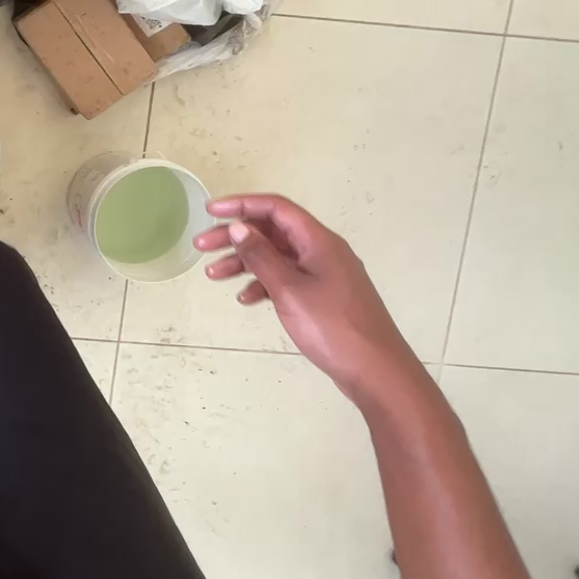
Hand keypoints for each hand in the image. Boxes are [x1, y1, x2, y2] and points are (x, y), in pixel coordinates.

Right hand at [193, 195, 423, 403]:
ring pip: (275, 256)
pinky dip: (262, 283)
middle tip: (201, 247)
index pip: (276, 209)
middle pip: (272, 232)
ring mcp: (323, 274)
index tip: (210, 212)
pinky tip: (246, 298)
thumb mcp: (289, 290)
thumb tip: (239, 228)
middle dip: (234, 236)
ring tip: (213, 275)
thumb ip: (261, 256)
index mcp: (318, 242)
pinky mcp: (322, 296)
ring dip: (243, 262)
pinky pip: (285, 278)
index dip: (241, 205)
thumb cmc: (332, 327)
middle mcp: (321, 251)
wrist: (377, 373)